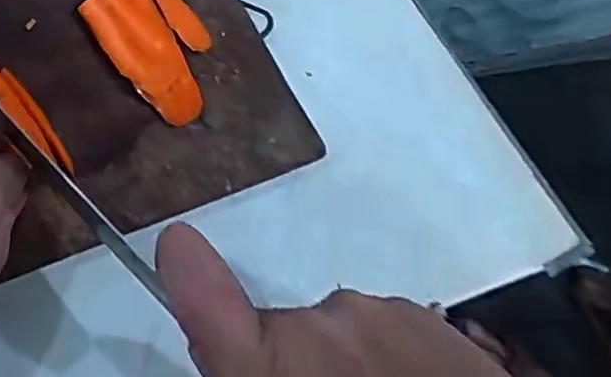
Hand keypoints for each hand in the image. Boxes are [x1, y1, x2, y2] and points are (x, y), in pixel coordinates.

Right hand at [157, 223, 509, 375]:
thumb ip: (244, 358)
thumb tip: (212, 316)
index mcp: (271, 367)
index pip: (207, 301)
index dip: (187, 270)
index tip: (177, 246)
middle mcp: (315, 328)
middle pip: (285, 332)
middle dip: (302, 367)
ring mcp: (378, 319)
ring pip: (342, 332)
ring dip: (357, 367)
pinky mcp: (432, 324)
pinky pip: (391, 332)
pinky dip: (401, 364)